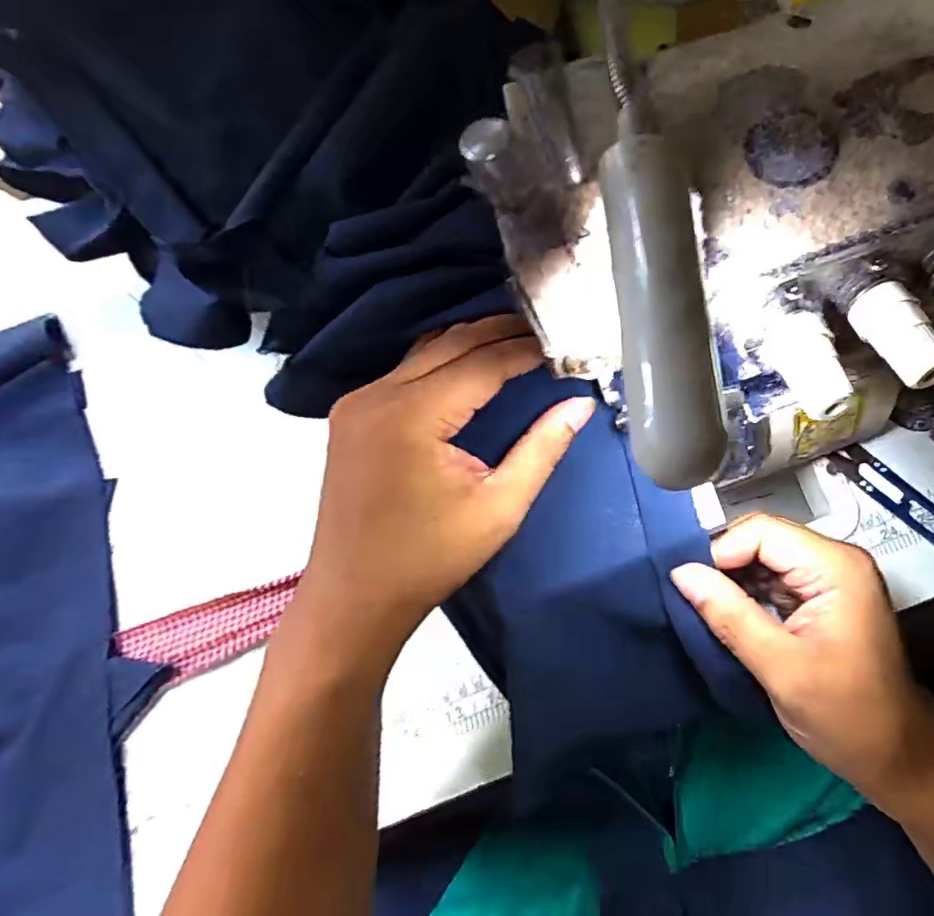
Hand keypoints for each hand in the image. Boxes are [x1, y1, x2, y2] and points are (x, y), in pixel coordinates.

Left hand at [300, 315, 595, 643]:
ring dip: (474, 342)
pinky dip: (447, 360)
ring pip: (427, 350)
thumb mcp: (500, 507)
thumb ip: (543, 448)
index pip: (482, 362)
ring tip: (521, 342)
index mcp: (412, 416)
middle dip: (504, 334)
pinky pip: (408, 369)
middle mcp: (377, 396)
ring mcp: (358, 402)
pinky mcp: (352, 414)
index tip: (565, 348)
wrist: (353, 599)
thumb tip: (580, 403)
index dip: (527, 350)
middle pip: (452, 343)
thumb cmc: (430, 559)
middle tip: (550, 334)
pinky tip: (475, 366)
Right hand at [669, 513, 933, 801]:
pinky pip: (778, 579)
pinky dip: (751, 595)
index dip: (721, 552)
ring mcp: (833, 577)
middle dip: (725, 565)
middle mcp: (836, 559)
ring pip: (767, 558)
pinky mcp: (825, 596)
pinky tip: (730, 616)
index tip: (689, 587)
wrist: (896, 758)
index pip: (762, 531)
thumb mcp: (781, 668)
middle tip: (691, 598)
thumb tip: (681, 573)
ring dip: (735, 581)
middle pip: (764, 539)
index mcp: (836, 566)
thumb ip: (729, 615)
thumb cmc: (847, 717)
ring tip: (705, 609)